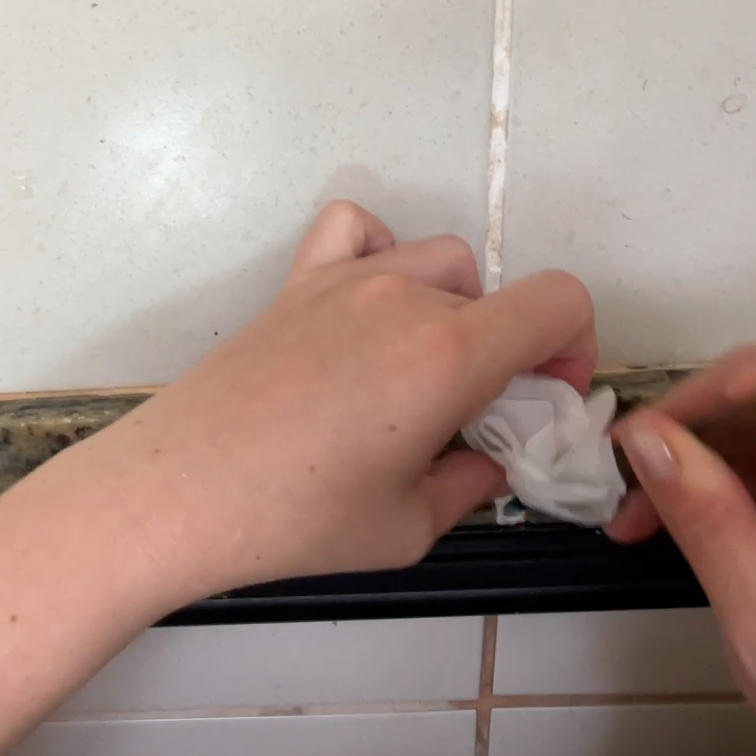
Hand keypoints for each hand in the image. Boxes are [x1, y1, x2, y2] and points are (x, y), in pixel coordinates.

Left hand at [64, 200, 597, 597]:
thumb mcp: (408, 527)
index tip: (543, 396)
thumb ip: (472, 483)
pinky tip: (365, 302)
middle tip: (468, 411)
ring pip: (437, 261)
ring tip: (416, 364)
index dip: (575, 345)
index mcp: (448, 354)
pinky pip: (355, 228)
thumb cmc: (296, 520)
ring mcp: (344, 279)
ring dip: (453, 306)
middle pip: (496, 294)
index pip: (560, 299)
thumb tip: (490, 460)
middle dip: (506, 350)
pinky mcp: (297, 282)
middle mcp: (403, 297)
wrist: (180, 492)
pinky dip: (378, 250)